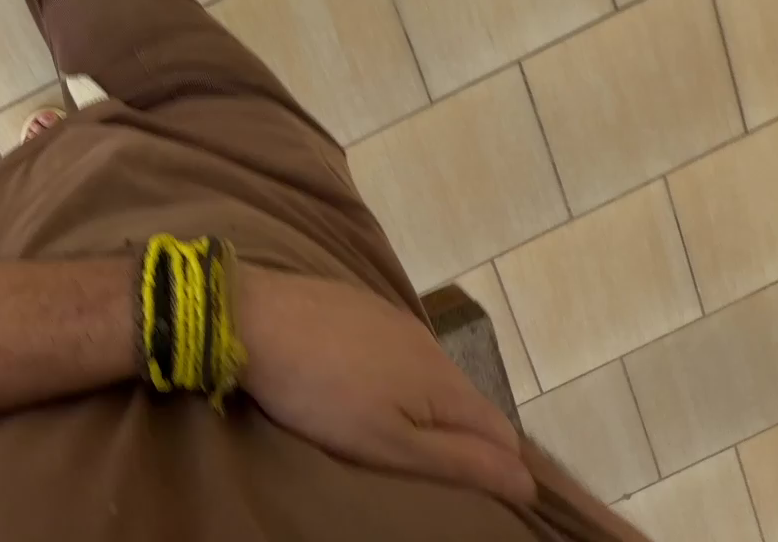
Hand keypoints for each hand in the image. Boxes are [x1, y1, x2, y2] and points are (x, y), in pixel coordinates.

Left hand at [236, 265, 535, 505]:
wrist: (248, 317)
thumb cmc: (317, 391)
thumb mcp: (390, 445)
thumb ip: (462, 461)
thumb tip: (529, 480)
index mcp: (443, 378)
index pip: (500, 431)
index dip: (489, 463)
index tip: (453, 480)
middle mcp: (424, 337)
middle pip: (460, 397)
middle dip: (446, 429)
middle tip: (400, 451)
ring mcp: (384, 311)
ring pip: (421, 366)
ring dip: (411, 395)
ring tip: (371, 415)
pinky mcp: (350, 297)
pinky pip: (385, 340)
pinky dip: (380, 364)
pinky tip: (347, 373)